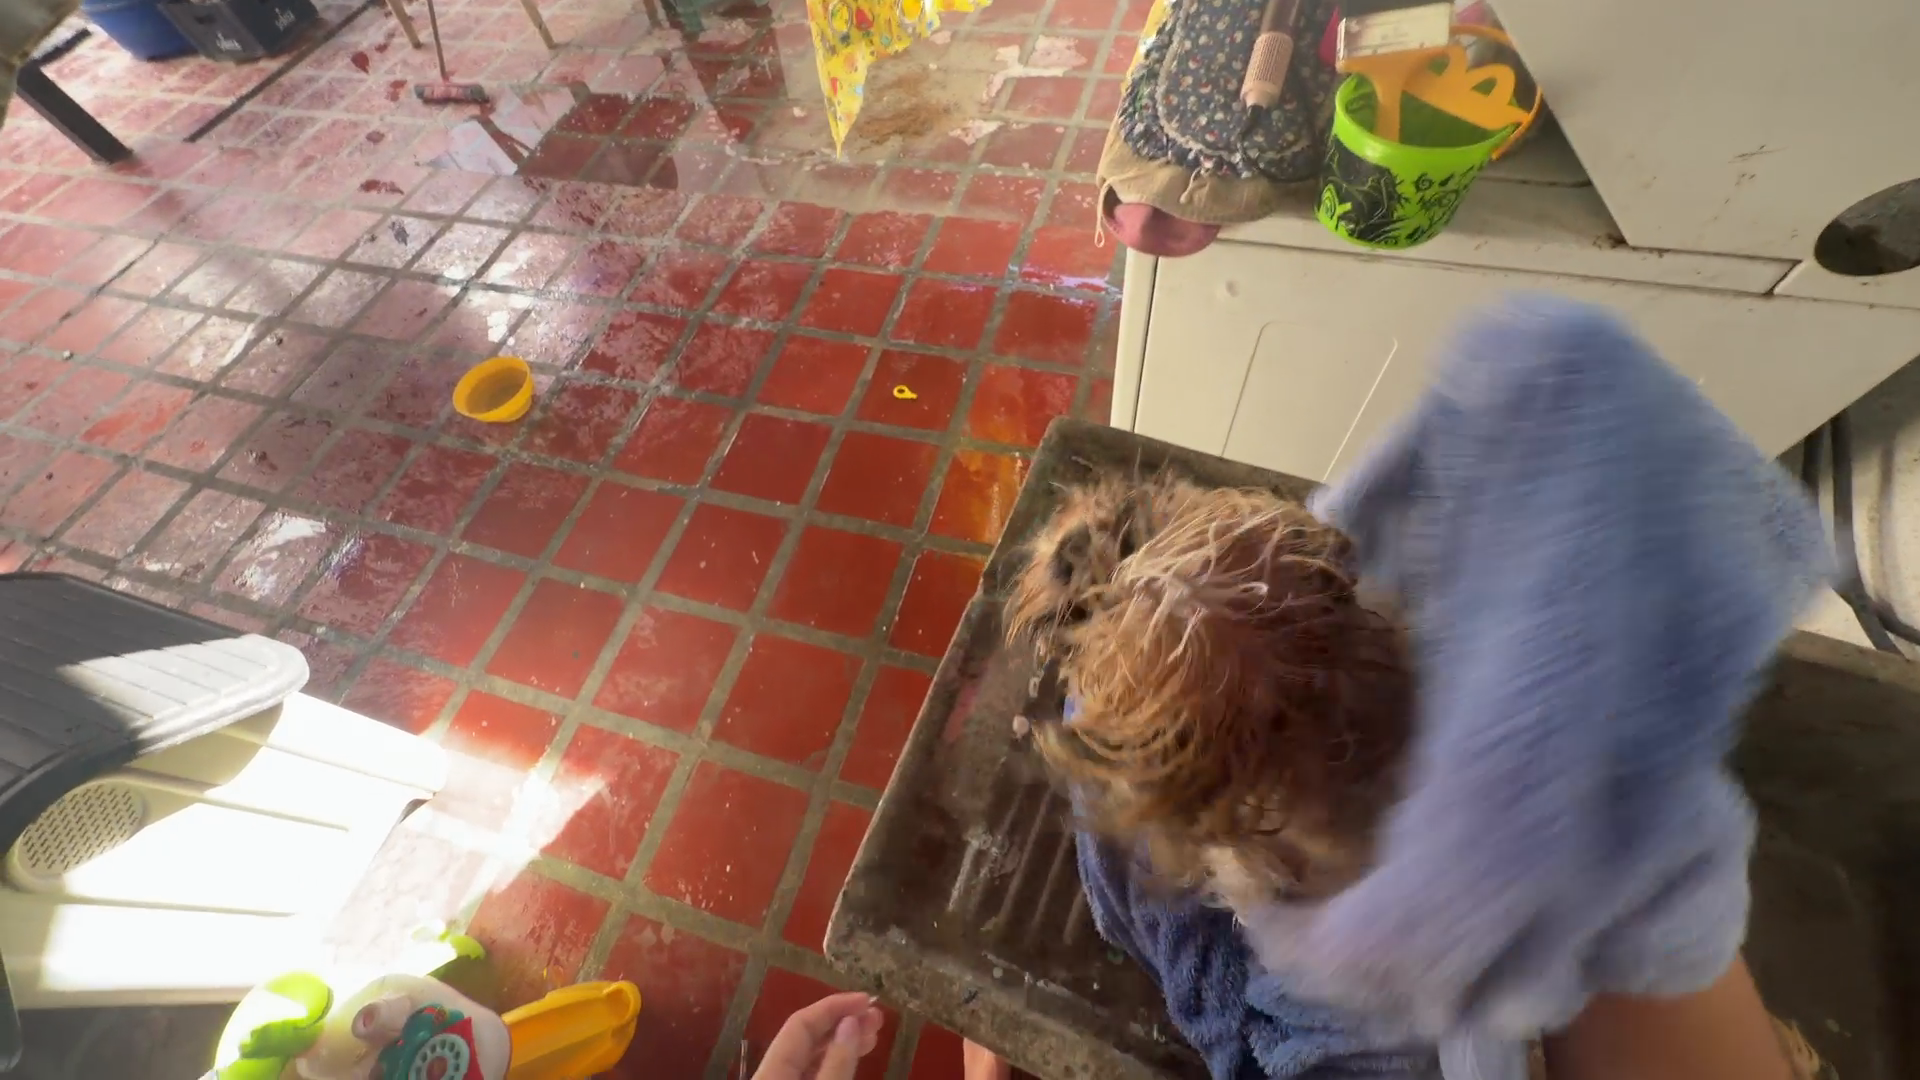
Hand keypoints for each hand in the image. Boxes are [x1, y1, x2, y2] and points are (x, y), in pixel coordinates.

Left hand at [751, 991, 885, 1079]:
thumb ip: (836, 1063)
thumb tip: (852, 1020)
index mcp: (770, 1070)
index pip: (801, 1023)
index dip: (834, 1006)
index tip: (867, 1000)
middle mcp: (772, 1074)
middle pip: (806, 1039)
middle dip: (843, 1022)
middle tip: (877, 1017)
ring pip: (811, 1059)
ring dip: (843, 1043)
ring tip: (873, 1034)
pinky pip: (812, 1075)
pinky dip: (834, 1063)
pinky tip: (853, 1058)